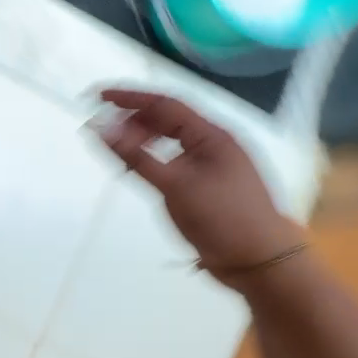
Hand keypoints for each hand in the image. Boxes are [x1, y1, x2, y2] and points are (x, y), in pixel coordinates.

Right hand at [92, 88, 305, 288]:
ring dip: (142, 138)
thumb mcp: (174, 186)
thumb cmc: (221, 219)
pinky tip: (138, 169)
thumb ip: (135, 156)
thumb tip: (100, 127)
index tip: (97, 95)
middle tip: (103, 127)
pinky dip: (152, 158)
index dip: (129, 97)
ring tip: (117, 148)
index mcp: (212, 136)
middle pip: (169, 119)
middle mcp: (214, 144)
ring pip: (172, 140)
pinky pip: (175, 160)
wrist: (260, 261)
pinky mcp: (208, 185)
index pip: (165, 104)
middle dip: (133, 118)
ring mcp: (213, 165)